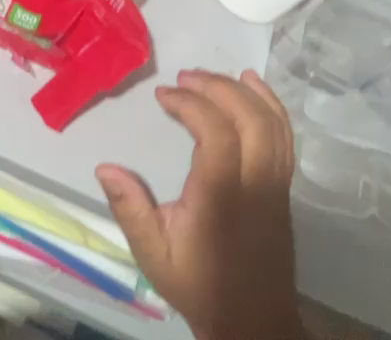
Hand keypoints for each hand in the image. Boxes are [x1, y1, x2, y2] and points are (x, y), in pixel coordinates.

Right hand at [97, 70, 302, 339]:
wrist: (253, 322)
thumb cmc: (198, 284)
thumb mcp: (153, 254)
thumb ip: (130, 210)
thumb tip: (105, 167)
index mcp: (222, 198)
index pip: (218, 133)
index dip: (191, 104)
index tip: (162, 95)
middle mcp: (256, 186)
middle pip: (252, 120)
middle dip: (218, 88)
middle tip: (184, 77)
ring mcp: (277, 187)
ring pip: (273, 125)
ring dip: (243, 92)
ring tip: (211, 76)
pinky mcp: (284, 190)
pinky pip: (285, 139)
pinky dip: (270, 106)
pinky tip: (252, 88)